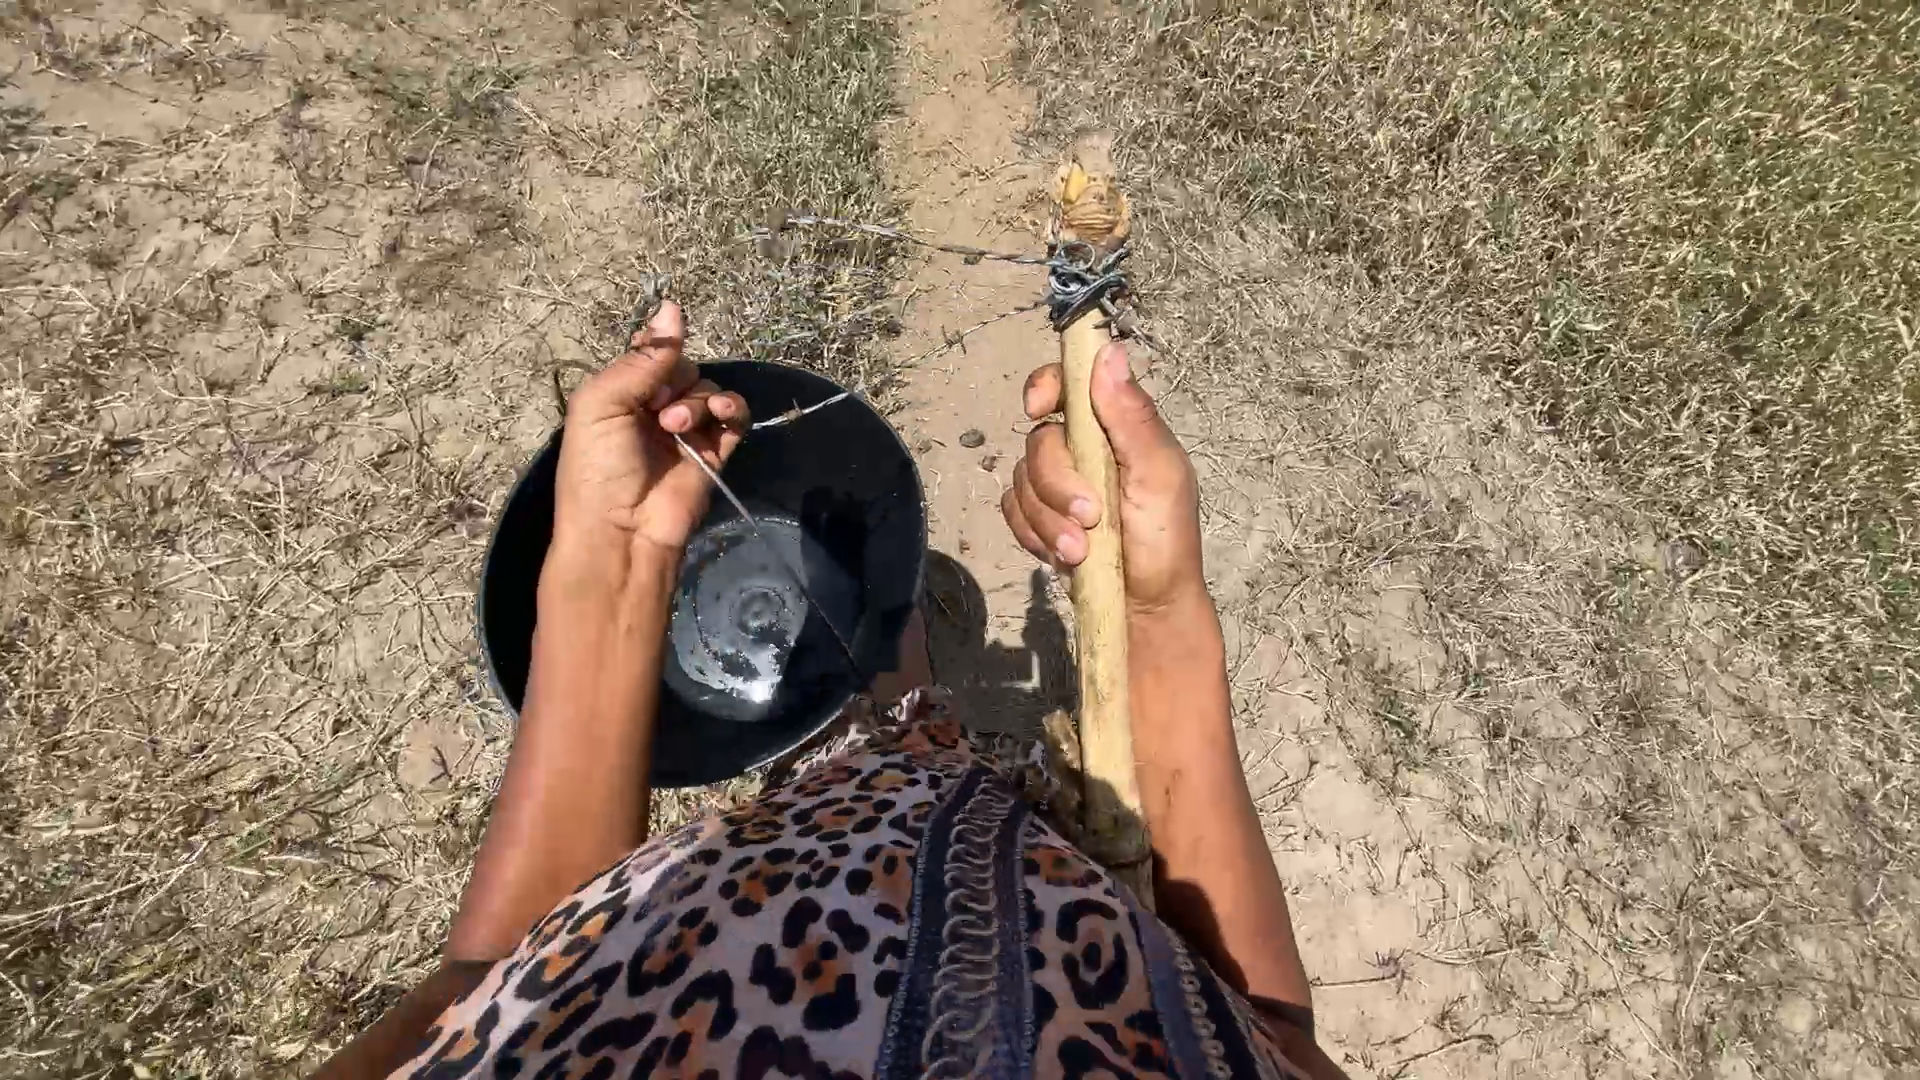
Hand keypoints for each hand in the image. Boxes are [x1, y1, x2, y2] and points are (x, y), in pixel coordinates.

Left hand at [550, 302, 749, 575]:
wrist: (624, 530)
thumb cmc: (598, 469)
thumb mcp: (602, 404)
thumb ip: (641, 360)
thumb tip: (674, 307)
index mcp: (621, 393)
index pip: (650, 353)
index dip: (658, 346)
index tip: (663, 344)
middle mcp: (655, 407)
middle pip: (683, 368)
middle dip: (675, 382)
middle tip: (657, 411)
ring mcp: (688, 430)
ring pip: (708, 389)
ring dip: (697, 401)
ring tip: (677, 427)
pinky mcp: (716, 451)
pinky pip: (734, 416)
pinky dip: (732, 408)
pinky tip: (723, 412)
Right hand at [1001, 342, 1204, 614]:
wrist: (1146, 607)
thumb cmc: (1166, 539)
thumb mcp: (1160, 476)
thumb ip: (1133, 418)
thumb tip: (1109, 352)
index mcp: (1114, 427)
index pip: (1068, 385)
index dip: (1045, 386)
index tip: (1038, 408)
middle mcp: (1081, 448)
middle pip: (1039, 441)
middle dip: (1057, 485)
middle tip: (1090, 519)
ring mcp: (1056, 484)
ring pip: (1021, 480)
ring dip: (1047, 519)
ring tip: (1080, 550)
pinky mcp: (1037, 517)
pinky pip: (1012, 511)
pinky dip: (1031, 533)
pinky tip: (1060, 554)